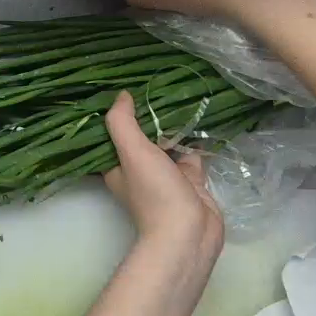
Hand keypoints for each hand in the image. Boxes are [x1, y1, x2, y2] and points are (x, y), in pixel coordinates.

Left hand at [102, 92, 222, 258]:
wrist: (189, 233)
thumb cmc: (155, 192)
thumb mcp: (132, 152)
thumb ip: (123, 123)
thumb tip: (122, 95)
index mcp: (118, 165)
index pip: (112, 134)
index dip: (116, 113)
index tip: (123, 87)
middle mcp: (139, 169)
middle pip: (142, 135)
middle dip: (149, 113)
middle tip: (156, 82)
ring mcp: (166, 174)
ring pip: (168, 141)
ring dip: (174, 123)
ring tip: (180, 90)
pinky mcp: (191, 179)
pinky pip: (192, 152)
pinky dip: (197, 137)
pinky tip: (203, 115)